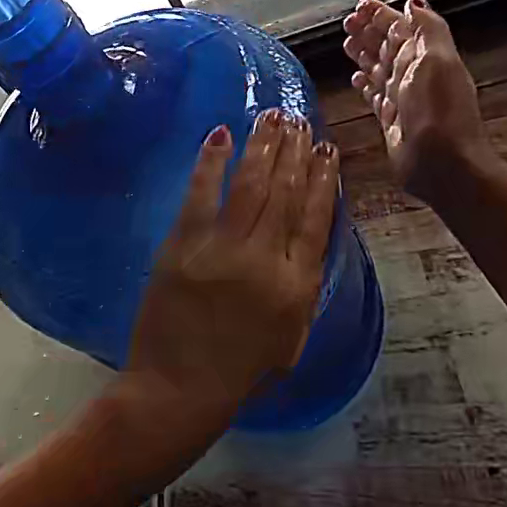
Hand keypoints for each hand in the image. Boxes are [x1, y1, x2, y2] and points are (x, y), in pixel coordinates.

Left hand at [122, 110, 340, 433]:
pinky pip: (201, 194)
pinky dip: (211, 162)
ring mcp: (222, 251)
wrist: (178, 389)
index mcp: (297, 287)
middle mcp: (266, 261)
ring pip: (251, 185)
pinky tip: (221, 134)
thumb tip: (307, 237)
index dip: (324, 180)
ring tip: (272, 117)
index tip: (327, 150)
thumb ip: (303, 287)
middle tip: (298, 120)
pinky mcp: (183, 247)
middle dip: (295, 152)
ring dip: (263, 147)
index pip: (316, 219)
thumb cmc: (240, 371)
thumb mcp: (290, 337)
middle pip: (286, 193)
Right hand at [343, 0, 496, 205]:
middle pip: (386, 46)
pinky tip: (355, 79)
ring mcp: (401, 98)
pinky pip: (374, 95)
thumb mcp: (438, 59)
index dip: (381, 15)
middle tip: (346, 23)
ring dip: (363, 54)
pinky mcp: (390, 120)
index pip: (399, 27)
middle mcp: (413, 74)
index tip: (359, 6)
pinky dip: (365, 85)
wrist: (443, 162)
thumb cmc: (440, 110)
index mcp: (425, 55)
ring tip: (346, 43)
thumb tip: (412, 4)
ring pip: (378, 68)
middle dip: (368, 32)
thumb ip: (428, 29)